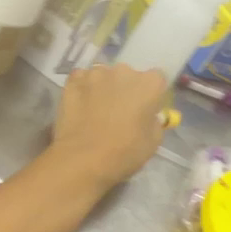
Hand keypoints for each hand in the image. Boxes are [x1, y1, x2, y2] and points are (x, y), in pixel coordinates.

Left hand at [44, 64, 169, 189]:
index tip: (145, 110)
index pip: (157, 80)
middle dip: (126, 90)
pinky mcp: (73, 80)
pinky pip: (81, 80)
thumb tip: (149, 116)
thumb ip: (154, 122)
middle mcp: (124, 71)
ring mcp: (96, 73)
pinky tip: (80, 107)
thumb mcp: (152, 143)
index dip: (150, 96)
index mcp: (149, 84)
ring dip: (103, 88)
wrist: (82, 160)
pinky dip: (82, 90)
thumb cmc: (123, 154)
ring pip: (103, 76)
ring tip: (96, 111)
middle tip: (119, 113)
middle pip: (128, 76)